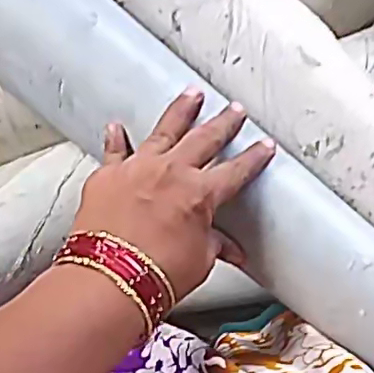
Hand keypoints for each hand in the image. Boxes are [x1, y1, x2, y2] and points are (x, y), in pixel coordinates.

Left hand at [70, 90, 275, 295]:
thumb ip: (213, 244)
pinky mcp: (108, 175)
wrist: (111, 278)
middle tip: (235, 110)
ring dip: (182, 111)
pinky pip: (115, 150)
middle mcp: (171, 172)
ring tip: (192, 94)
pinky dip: (118, 139)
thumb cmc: (156, 273)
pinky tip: (118, 127)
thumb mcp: (199, 260)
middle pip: (205, 138)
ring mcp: (138, 168)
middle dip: (225, 123)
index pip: (237, 170)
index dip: (254, 158)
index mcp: (200, 194)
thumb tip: (225, 248)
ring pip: (165, 129)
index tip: (265, 146)